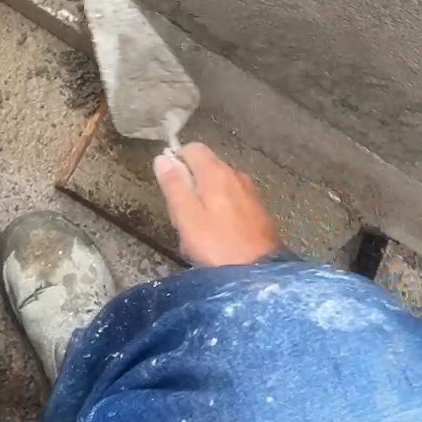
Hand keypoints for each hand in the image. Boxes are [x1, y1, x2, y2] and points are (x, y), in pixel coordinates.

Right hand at [154, 143, 283, 266]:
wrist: (259, 273)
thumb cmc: (217, 245)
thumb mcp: (186, 217)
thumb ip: (174, 185)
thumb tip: (162, 158)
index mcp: (216, 172)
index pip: (193, 148)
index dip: (176, 159)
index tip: (169, 184)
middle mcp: (235, 174)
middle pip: (205, 165)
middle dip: (190, 182)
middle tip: (182, 214)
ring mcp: (249, 190)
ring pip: (218, 183)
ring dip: (204, 197)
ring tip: (199, 228)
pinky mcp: (258, 208)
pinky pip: (232, 197)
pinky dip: (220, 207)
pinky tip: (218, 232)